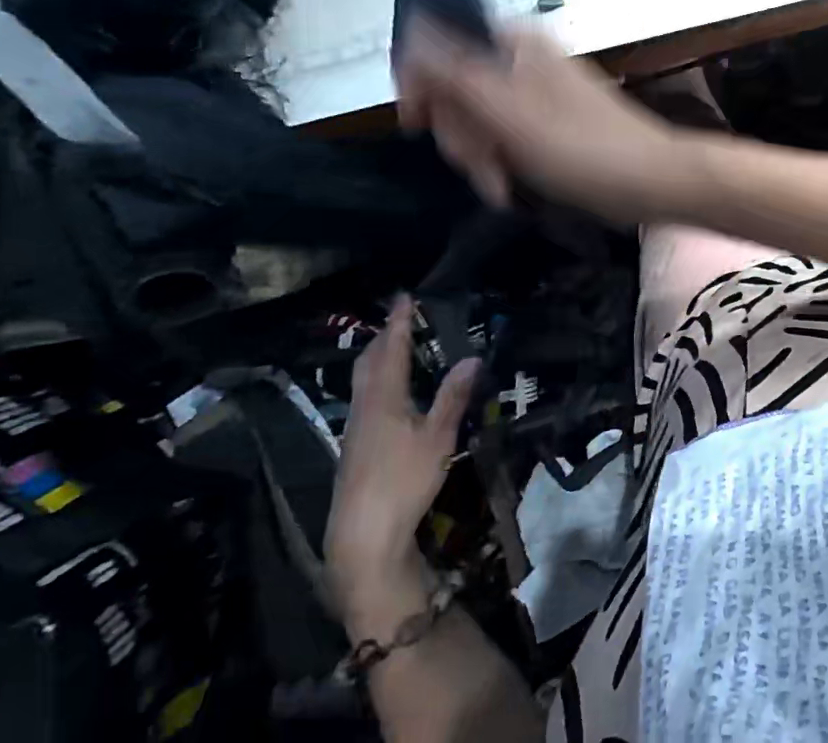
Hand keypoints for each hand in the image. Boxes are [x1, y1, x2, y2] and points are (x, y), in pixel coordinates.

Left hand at [325, 294, 477, 638]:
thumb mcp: (438, 437)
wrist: (362, 531)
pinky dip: (376, 379)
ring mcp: (355, 426)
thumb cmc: (403, 479)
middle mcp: (364, 405)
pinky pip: (364, 396)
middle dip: (384, 336)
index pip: (392, 349)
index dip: (399, 322)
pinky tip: (389, 393)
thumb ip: (453, 397)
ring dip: (378, 357)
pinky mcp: (355, 445)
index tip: (405, 297)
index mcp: (384, 397)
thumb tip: (473, 357)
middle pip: (369, 361)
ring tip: (395, 348)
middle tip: (401, 319)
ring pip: (363, 380)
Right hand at [395, 17, 691, 222]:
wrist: (652, 181)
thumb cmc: (585, 149)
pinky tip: (509, 188)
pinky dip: (500, 163)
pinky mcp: (544, 127)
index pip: (438, 44)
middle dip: (460, 133)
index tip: (418, 124)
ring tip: (501, 185)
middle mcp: (520, 61)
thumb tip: (412, 31)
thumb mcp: (511, 113)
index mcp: (513, 44)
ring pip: (475, 119)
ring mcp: (533, 95)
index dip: (419, 83)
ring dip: (479, 156)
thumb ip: (457, 73)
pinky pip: (502, 139)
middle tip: (481, 164)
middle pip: (453, 87)